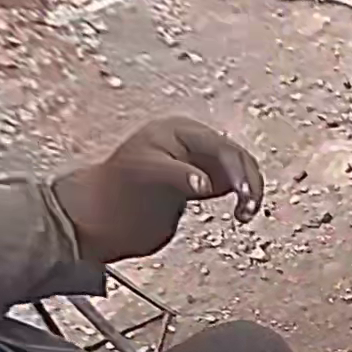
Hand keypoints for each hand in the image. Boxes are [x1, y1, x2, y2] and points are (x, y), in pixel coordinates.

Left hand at [54, 117, 264, 262]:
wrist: (101, 217)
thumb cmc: (116, 195)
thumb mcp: (147, 179)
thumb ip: (178, 177)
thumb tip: (205, 181)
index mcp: (178, 133)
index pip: (222, 148)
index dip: (238, 171)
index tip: (244, 197)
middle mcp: (190, 145)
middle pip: (237, 158)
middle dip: (249, 182)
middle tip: (249, 208)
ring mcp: (198, 164)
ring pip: (240, 173)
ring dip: (250, 192)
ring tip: (245, 214)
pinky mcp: (201, 185)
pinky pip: (233, 186)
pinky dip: (243, 199)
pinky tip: (240, 214)